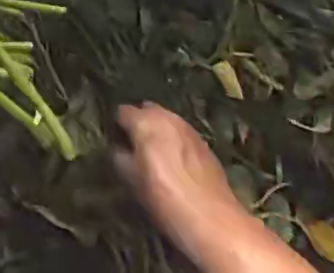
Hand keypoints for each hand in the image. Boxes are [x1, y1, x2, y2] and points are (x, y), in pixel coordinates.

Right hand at [115, 104, 255, 267]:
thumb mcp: (131, 180)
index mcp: (144, 121)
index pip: (121, 112)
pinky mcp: (207, 145)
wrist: (216, 223)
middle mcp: (167, 117)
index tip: (117, 143)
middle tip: (137, 148)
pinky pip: (183, 136)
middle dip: (140, 123)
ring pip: (167, 122)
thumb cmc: (166, 198)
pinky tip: (179, 165)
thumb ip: (119, 156)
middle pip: (146, 110)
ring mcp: (190, 130)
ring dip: (160, 132)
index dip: (117, 127)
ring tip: (159, 156)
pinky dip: (177, 143)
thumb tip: (118, 148)